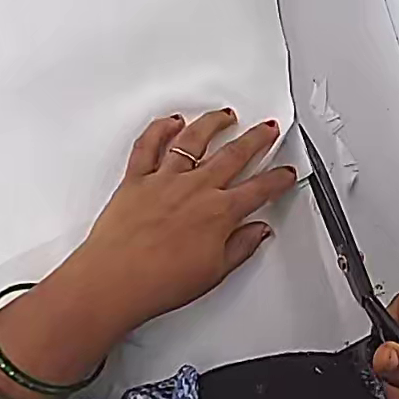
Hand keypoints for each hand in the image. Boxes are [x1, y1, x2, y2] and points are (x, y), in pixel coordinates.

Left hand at [63, 109, 298, 334]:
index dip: (278, 179)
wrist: (113, 282)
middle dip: (257, 139)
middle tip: (267, 130)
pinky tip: (172, 121)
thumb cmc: (159, 281)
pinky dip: (160, 128)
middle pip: (234, 154)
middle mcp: (195, 188)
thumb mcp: (215, 271)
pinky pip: (148, 145)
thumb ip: (241, 246)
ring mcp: (165, 180)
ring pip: (194, 140)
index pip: (259, 189)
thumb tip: (257, 232)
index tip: (285, 173)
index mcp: (220, 212)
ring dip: (214, 123)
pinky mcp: (136, 179)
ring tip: (225, 115)